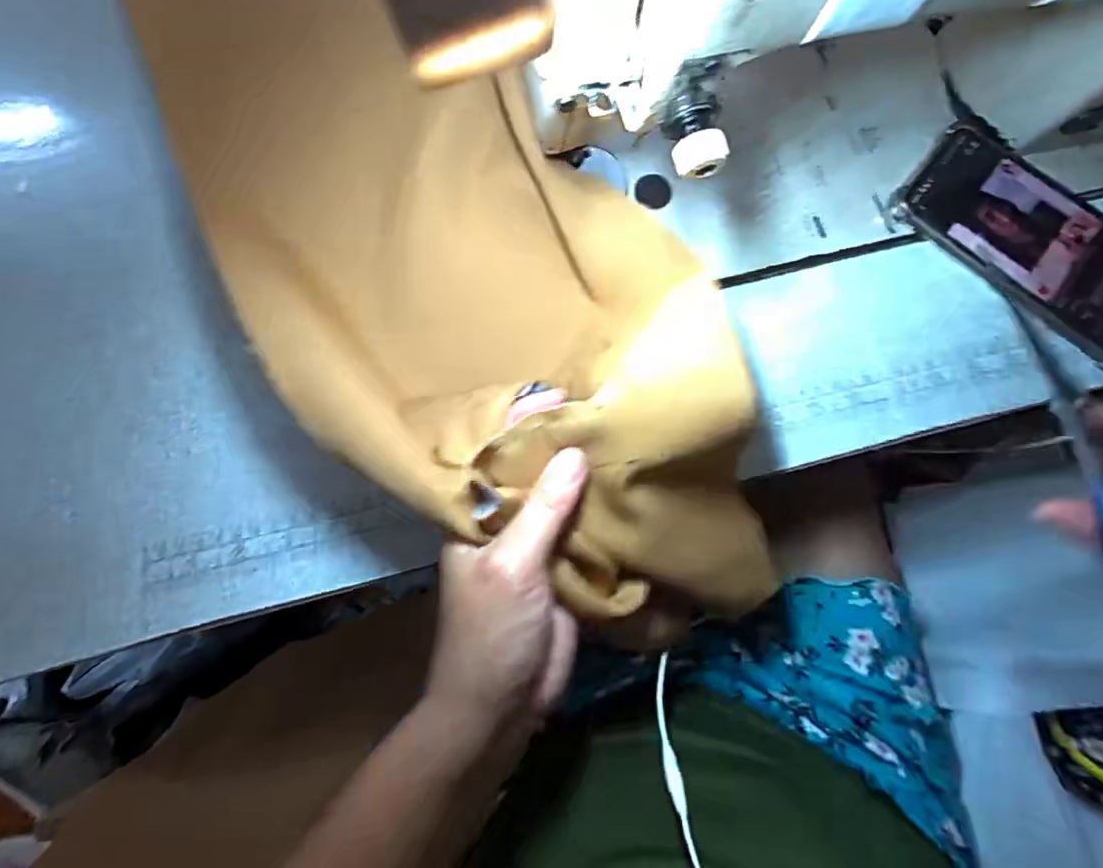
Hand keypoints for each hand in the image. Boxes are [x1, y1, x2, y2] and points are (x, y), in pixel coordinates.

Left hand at [424, 390, 584, 745]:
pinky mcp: (563, 571)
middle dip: (559, 446)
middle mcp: (504, 524)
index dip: (520, 424)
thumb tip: (573, 453)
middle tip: (598, 411)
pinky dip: (601, 514)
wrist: (502, 708)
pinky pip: (582, 533)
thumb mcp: (511, 567)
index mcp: (475, 516)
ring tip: (619, 440)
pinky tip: (626, 491)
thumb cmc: (490, 633)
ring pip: (562, 502)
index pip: (494, 456)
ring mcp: (535, 547)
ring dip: (585, 478)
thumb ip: (542, 512)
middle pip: (532, 475)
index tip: (555, 395)